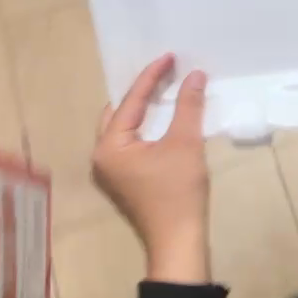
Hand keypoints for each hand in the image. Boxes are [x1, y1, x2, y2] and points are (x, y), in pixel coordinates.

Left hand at [92, 54, 211, 283]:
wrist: (178, 241)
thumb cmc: (177, 191)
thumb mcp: (185, 142)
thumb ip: (187, 105)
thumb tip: (195, 74)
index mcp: (109, 145)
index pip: (130, 100)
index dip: (152, 75)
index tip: (170, 56)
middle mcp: (102, 155)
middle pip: (119, 111)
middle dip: (142, 89)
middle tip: (165, 69)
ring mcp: (111, 169)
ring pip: (124, 125)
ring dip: (143, 106)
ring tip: (165, 85)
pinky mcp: (125, 177)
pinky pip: (130, 139)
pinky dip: (145, 123)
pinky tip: (163, 114)